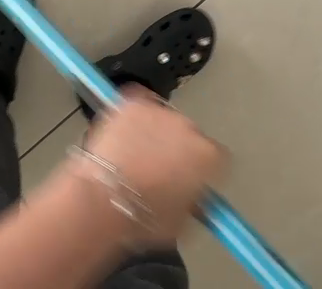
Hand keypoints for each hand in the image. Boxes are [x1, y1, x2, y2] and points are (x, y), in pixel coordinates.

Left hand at [80, 86, 227, 242]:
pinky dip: (136, 115)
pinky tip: (128, 131)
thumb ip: (195, 200)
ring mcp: (159, 110)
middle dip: (180, 148)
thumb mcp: (183, 219)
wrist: (104, 196)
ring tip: (138, 152)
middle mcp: (189, 126)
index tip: (193, 179)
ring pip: (164, 118)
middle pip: (191, 134)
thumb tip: (193, 195)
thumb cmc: (145, 215)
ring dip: (158, 131)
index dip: (204, 169)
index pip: (217, 157)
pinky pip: (140, 103)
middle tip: (162, 168)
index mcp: (208, 155)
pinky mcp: (132, 102)